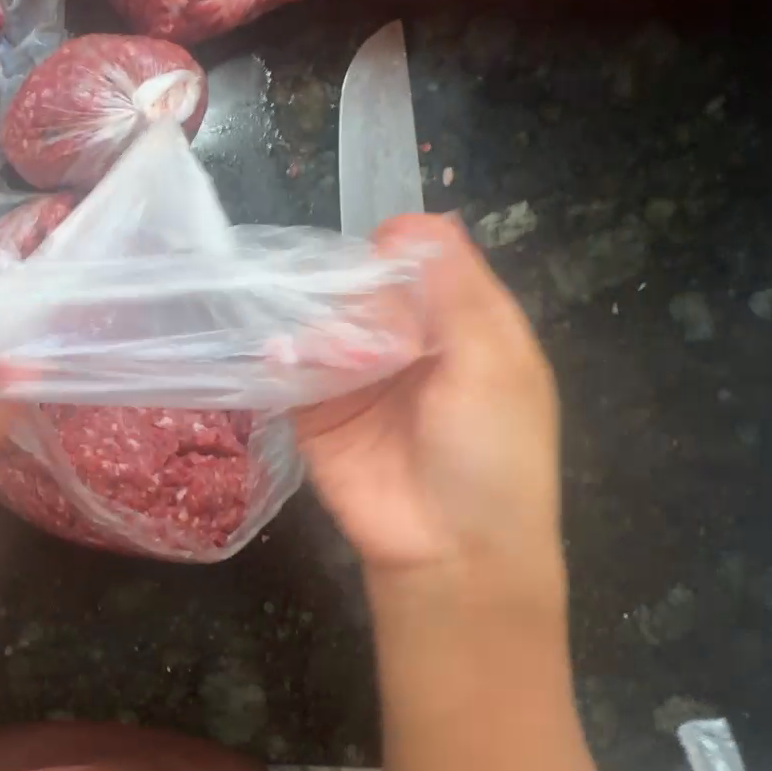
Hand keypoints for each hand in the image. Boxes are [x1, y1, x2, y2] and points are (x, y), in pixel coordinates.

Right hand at [294, 214, 560, 577]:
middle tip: (337, 309)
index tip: (371, 253)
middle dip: (343, 290)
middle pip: (360, 291)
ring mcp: (351, 377)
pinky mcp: (309, 410)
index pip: (419, 263)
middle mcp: (402, 343)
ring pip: (318, 326)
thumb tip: (404, 223)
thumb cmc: (491, 453)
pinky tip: (278, 357)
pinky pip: (287, 371)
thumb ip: (454, 292)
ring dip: (309, 324)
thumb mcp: (493, 364)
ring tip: (312, 344)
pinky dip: (279, 359)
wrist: (445, 547)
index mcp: (459, 325)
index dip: (394, 252)